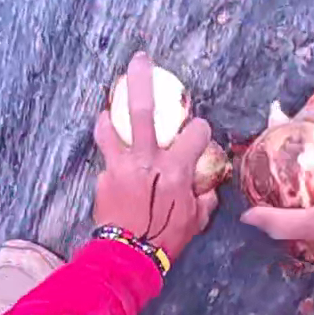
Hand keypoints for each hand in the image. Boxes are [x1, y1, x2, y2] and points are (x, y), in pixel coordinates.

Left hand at [92, 52, 217, 260]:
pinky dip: (107, 148)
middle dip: (141, 81)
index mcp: (177, 169)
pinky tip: (108, 149)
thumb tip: (209, 190)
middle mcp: (148, 159)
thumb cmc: (167, 239)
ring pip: (111, 127)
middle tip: (139, 59)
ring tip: (109, 108)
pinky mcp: (105, 177)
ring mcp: (122, 165)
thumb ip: (204, 200)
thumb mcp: (196, 221)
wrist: (129, 255)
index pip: (196, 134)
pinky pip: (104, 155)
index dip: (201, 130)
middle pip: (144, 111)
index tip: (200, 132)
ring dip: (110, 112)